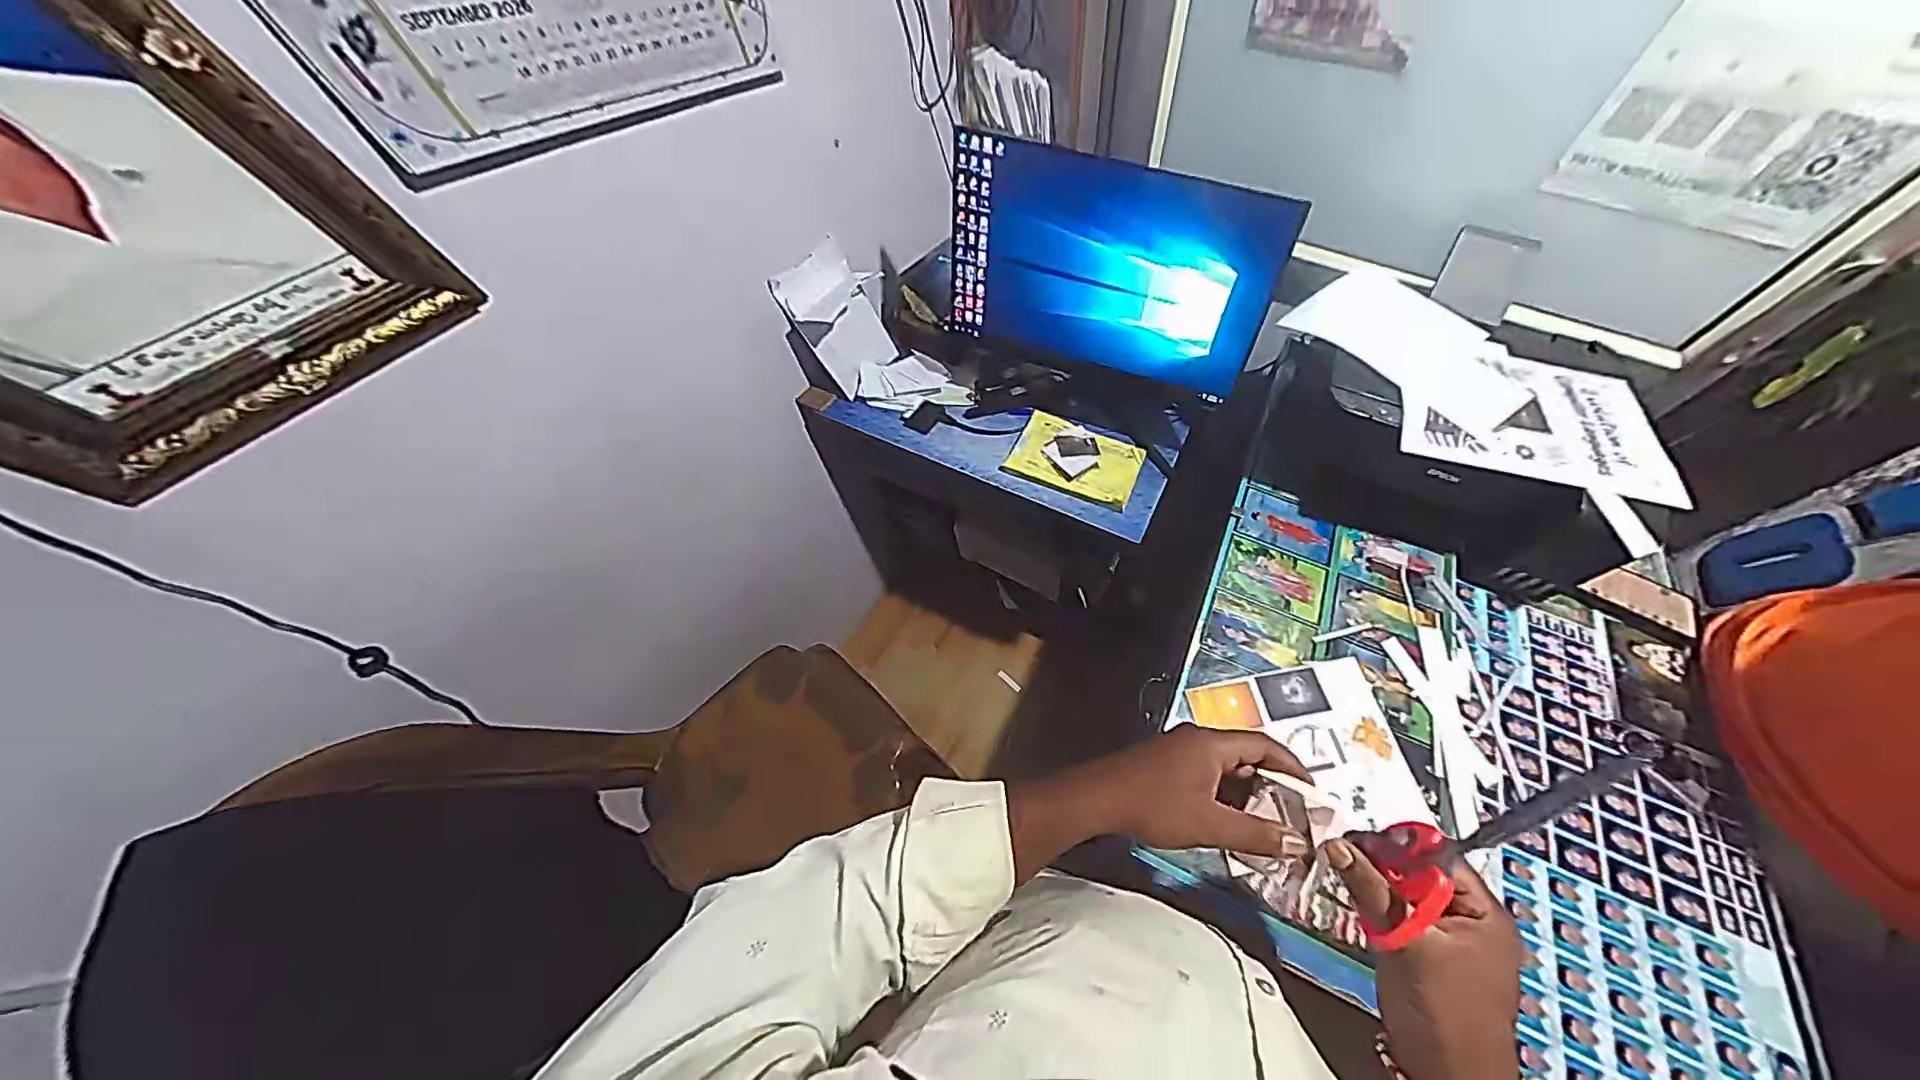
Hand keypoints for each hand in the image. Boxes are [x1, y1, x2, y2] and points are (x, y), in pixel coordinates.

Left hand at [1006, 725, 1310, 881]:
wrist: (1098, 798)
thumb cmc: (1153, 805)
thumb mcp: (1210, 824)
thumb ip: (1256, 834)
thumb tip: (1295, 842)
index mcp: (1211, 744)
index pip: (1265, 746)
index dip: (1293, 768)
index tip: (1312, 792)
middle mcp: (1196, 739)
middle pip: (1245, 756)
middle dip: (1271, 785)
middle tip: (1290, 815)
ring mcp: (1177, 749)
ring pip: (1224, 768)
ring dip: (1245, 793)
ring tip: (1262, 825)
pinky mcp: (1163, 763)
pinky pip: (1205, 774)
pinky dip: (1222, 794)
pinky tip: (1226, 820)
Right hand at [1327, 838, 1520, 1079]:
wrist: (1446, 1076)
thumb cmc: (1443, 1012)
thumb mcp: (1406, 942)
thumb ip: (1372, 889)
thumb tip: (1339, 846)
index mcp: (1484, 911)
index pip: (1437, 855)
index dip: (1397, 844)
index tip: (1355, 840)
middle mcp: (1470, 917)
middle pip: (1418, 869)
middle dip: (1380, 861)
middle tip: (1343, 855)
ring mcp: (1447, 934)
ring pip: (1404, 889)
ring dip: (1374, 881)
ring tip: (1345, 875)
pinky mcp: (1424, 948)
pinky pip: (1398, 910)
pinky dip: (1376, 903)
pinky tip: (1357, 902)